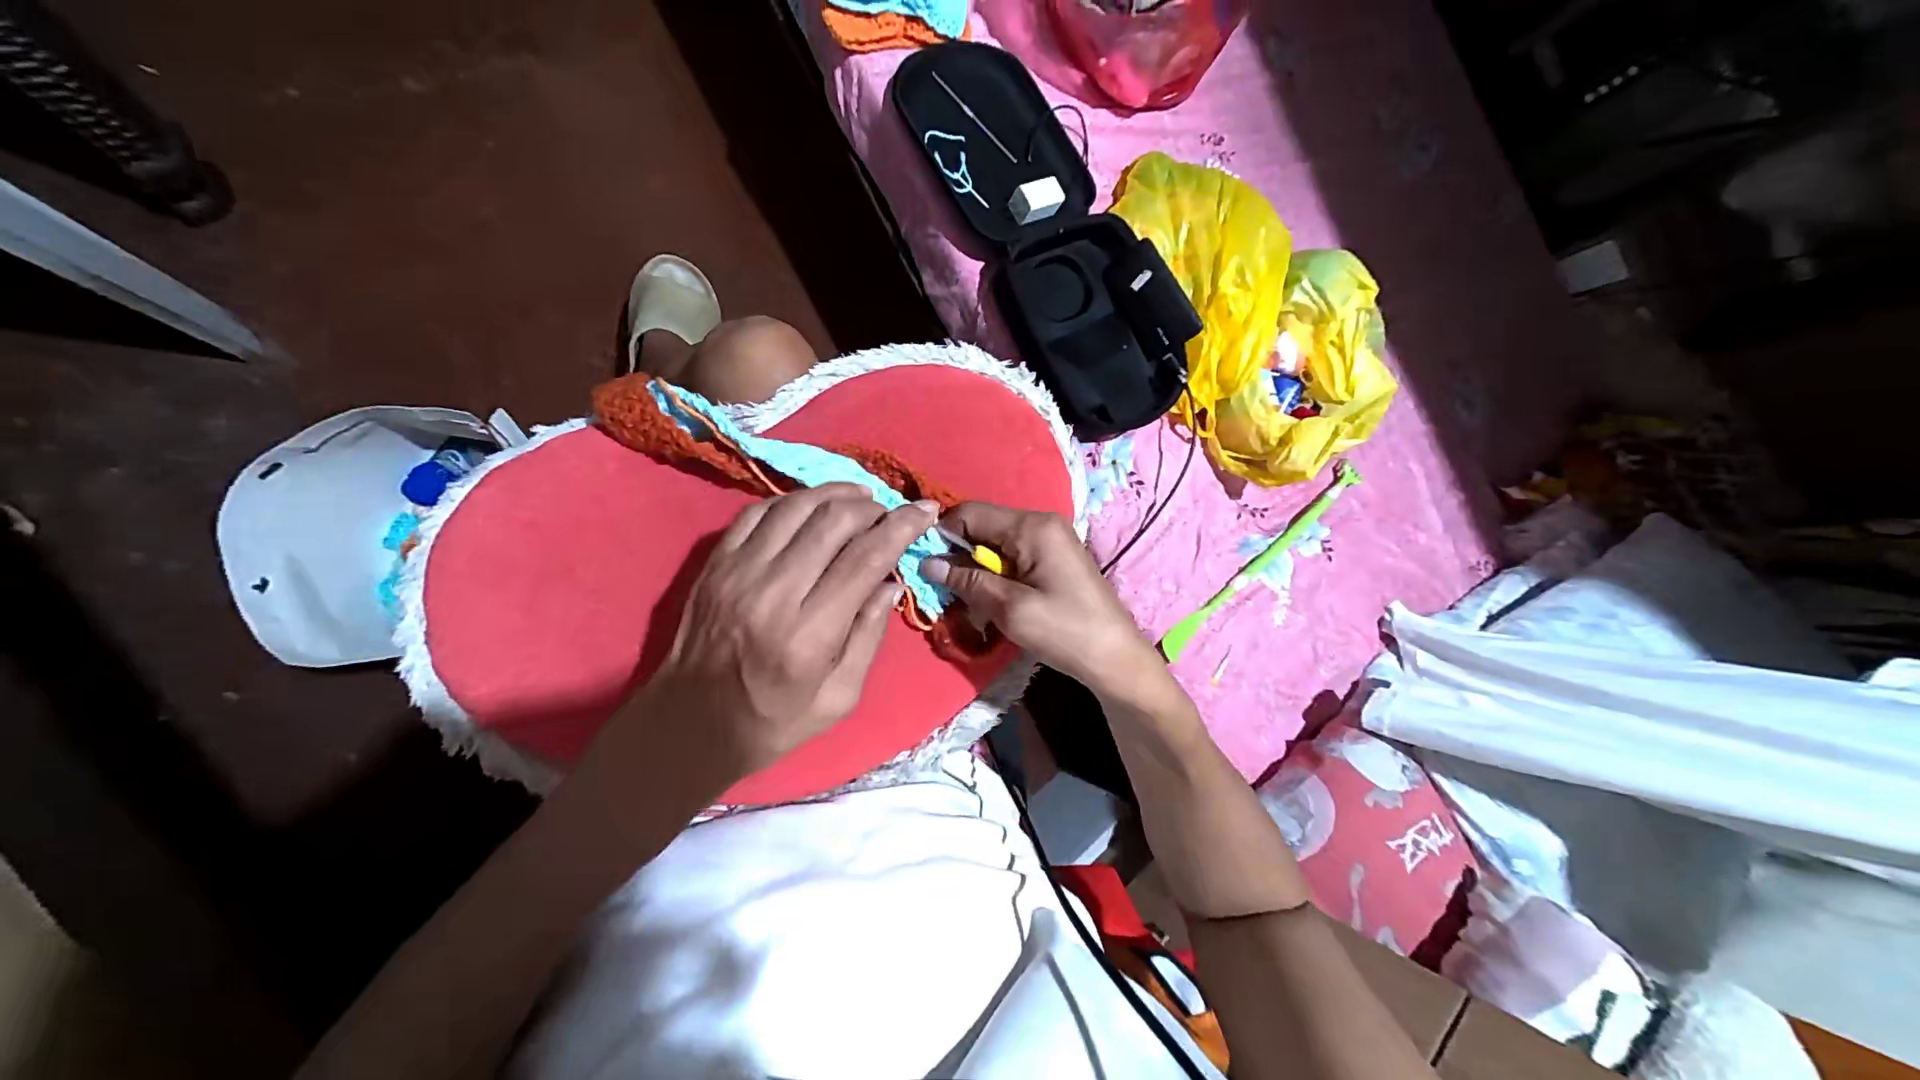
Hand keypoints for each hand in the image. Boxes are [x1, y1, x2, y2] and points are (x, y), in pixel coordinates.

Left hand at [628, 484, 938, 783]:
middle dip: (873, 508)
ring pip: (796, 506)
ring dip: (835, 495)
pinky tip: (811, 508)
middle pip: (833, 520)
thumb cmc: (773, 721)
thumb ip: (868, 637)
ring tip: (859, 500)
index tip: (925, 511)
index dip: (902, 526)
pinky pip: (757, 512)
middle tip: (890, 514)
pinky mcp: (715, 564)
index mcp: (810, 634)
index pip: (866, 558)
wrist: (689, 724)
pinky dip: (792, 502)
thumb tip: (890, 582)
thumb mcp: (839, 698)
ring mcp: (737, 572)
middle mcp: (773, 593)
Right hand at [923, 503, 1167, 708]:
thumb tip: (927, 563)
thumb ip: (968, 581)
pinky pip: (1012, 557)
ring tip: (970, 602)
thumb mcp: (1011, 609)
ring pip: (995, 544)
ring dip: (978, 570)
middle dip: (960, 556)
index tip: (926, 566)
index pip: (970, 513)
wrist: (1116, 658)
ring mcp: (1050, 540)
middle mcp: (1041, 522)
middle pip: (982, 527)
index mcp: (1032, 526)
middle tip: (946, 590)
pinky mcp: (1054, 558)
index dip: (943, 535)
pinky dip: (997, 576)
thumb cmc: (1066, 631)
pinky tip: (994, 602)